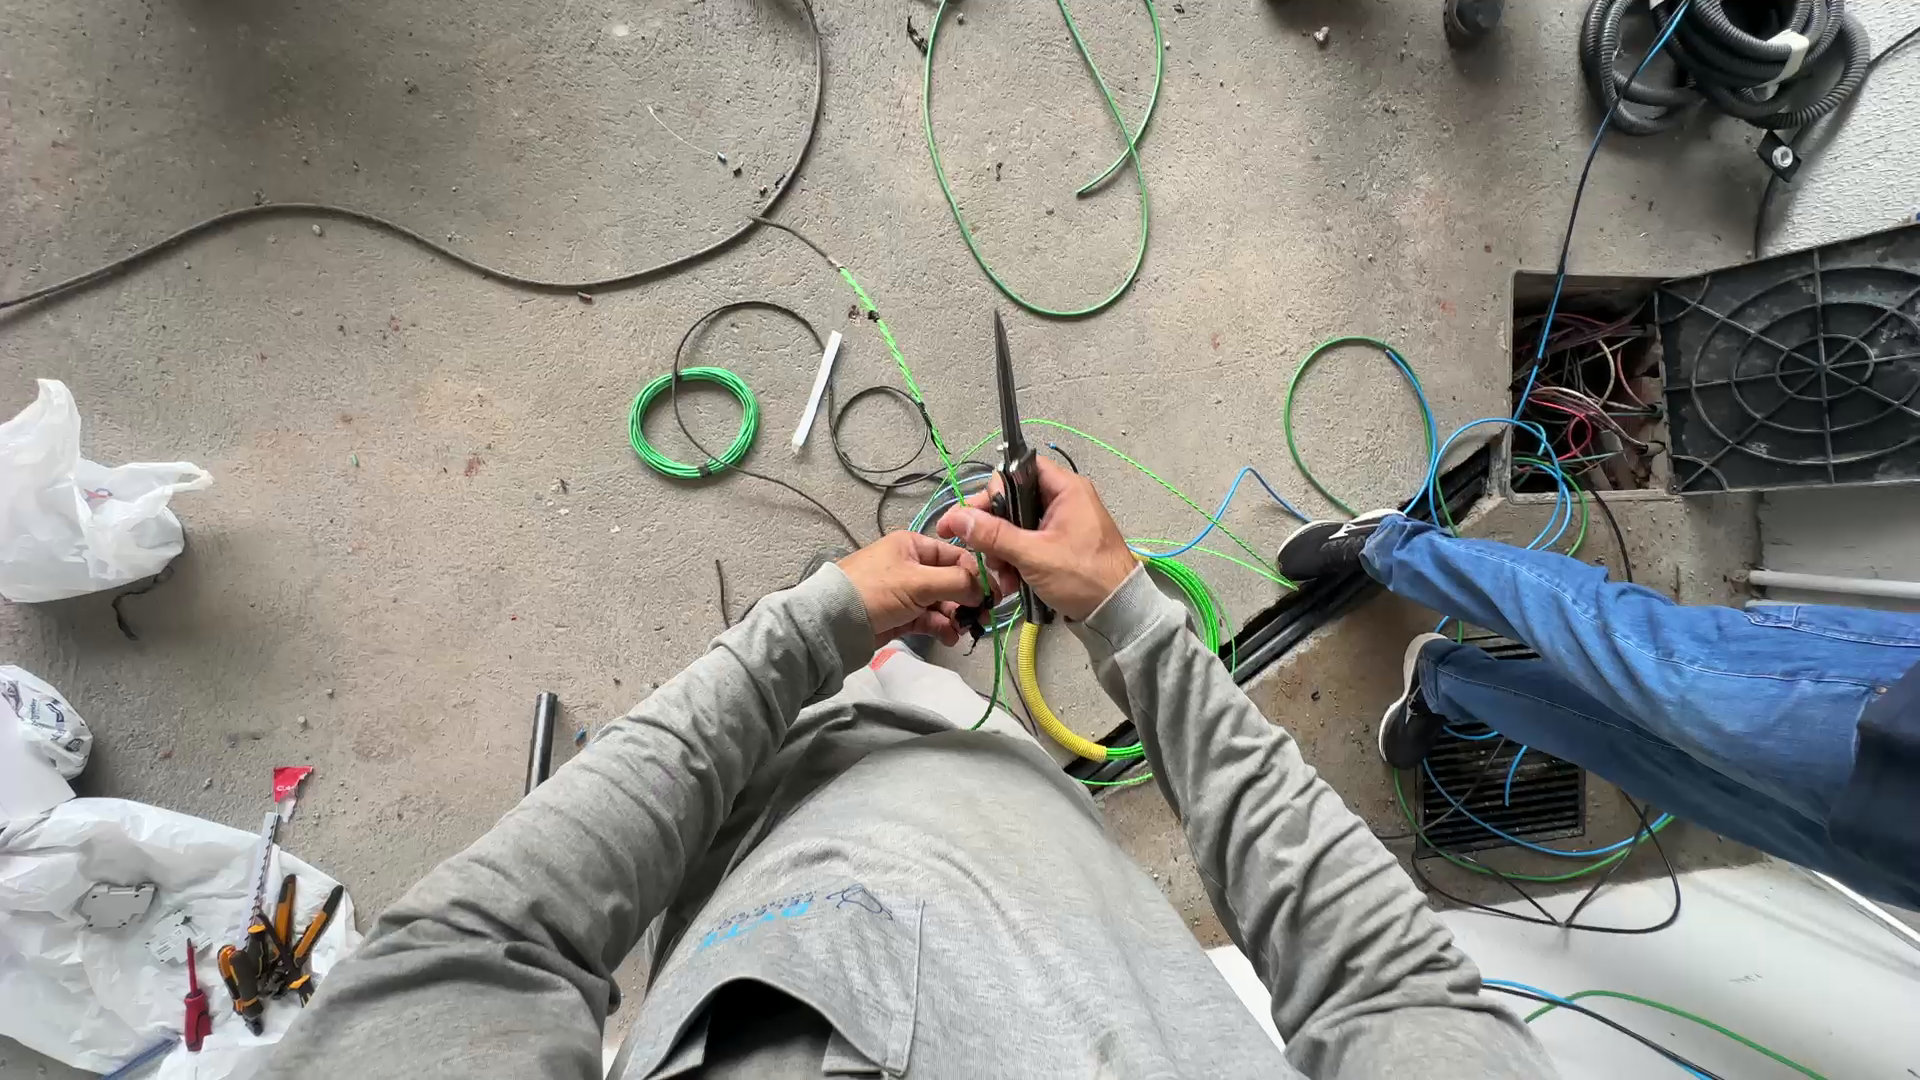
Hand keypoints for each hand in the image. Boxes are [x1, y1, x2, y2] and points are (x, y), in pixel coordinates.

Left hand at [836, 531, 987, 647]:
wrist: (833, 623)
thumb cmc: (876, 591)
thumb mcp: (918, 581)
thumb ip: (957, 583)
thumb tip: (984, 591)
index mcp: (914, 545)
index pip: (957, 556)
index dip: (977, 575)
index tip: (994, 596)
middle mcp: (912, 565)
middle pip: (952, 581)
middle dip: (967, 600)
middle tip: (981, 618)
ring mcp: (907, 592)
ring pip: (943, 603)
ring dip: (955, 616)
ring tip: (961, 630)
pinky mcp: (902, 616)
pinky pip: (930, 619)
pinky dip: (942, 627)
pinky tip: (949, 637)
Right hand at [935, 457, 1134, 620]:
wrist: (1118, 613)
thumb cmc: (1084, 578)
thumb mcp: (1034, 555)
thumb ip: (993, 535)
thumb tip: (957, 517)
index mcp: (1066, 489)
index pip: (1019, 470)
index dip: (993, 489)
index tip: (973, 516)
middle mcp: (1064, 500)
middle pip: (1013, 500)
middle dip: (993, 530)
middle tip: (981, 552)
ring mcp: (1062, 524)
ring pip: (1016, 525)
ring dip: (1001, 550)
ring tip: (1001, 576)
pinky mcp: (1059, 546)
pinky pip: (1027, 543)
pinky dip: (1015, 560)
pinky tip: (1010, 582)